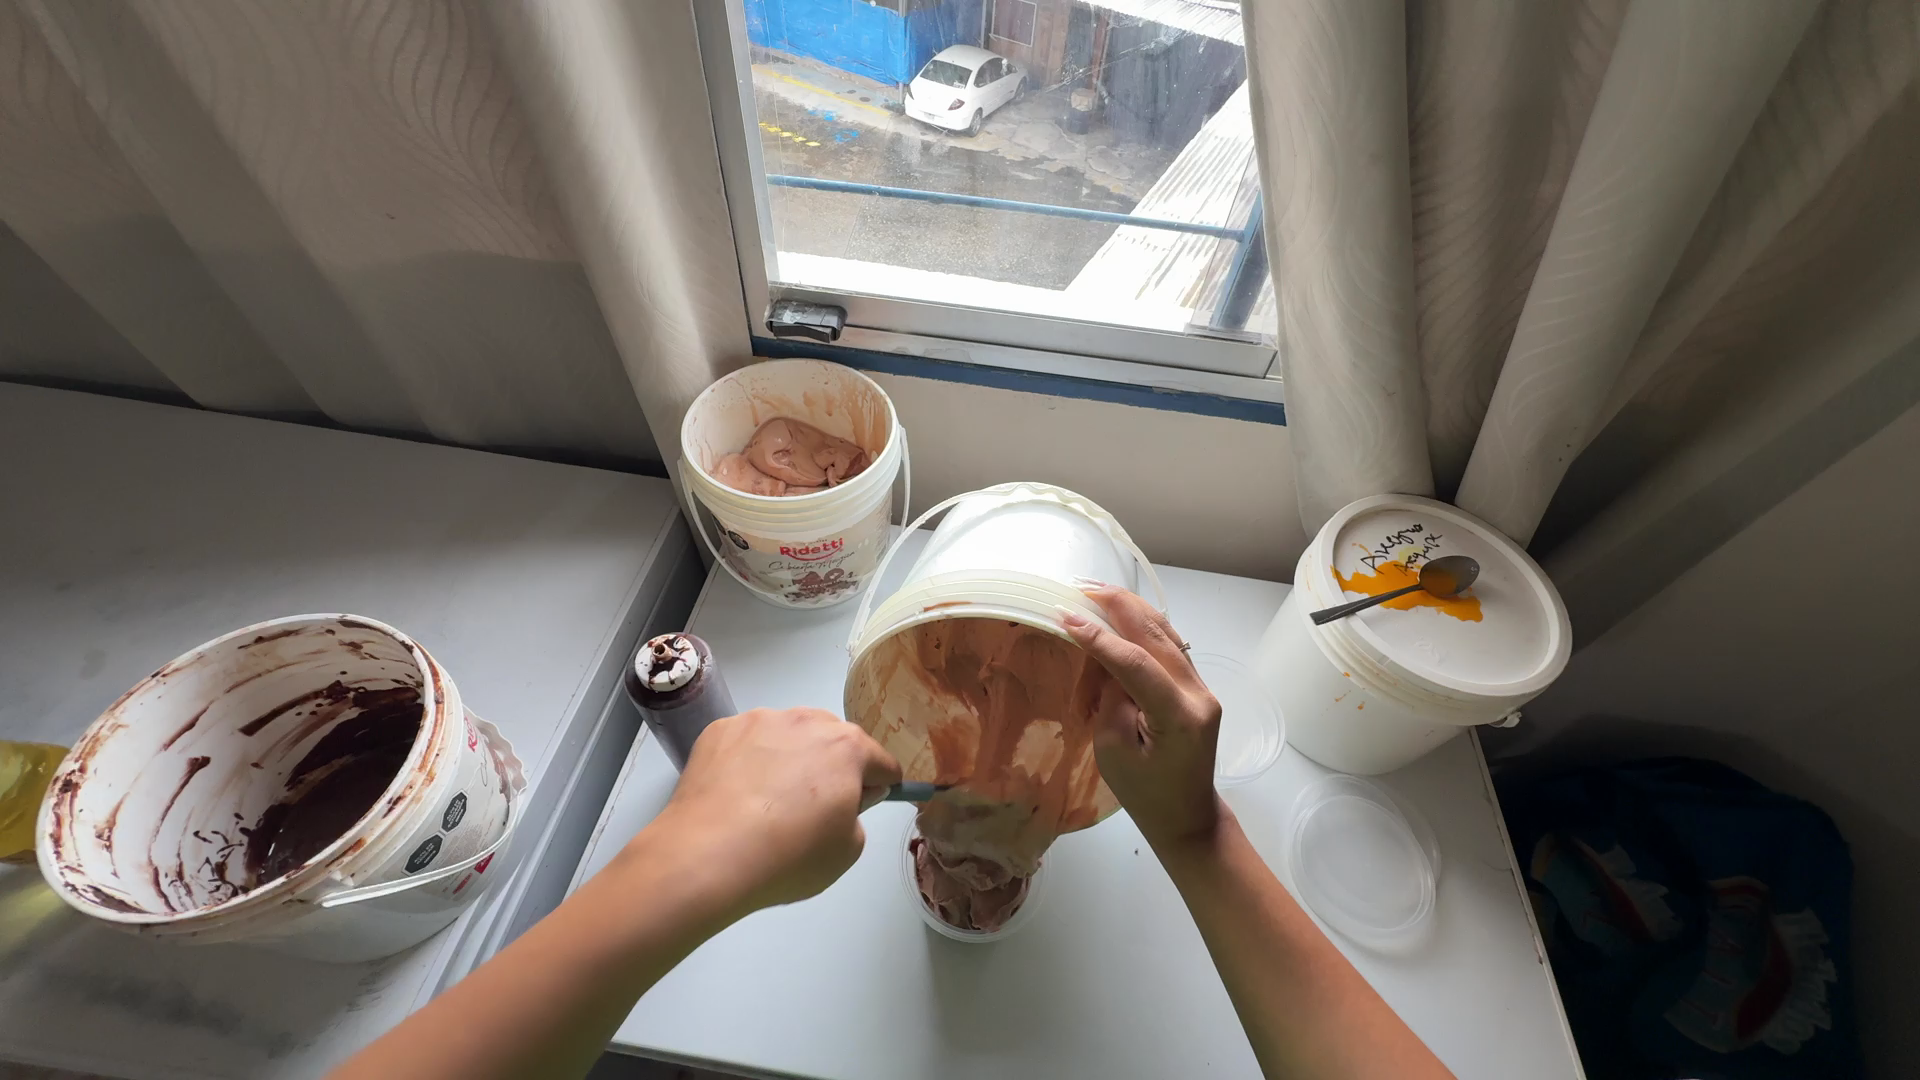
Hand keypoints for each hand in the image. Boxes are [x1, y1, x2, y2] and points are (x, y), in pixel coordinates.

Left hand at [625, 708, 900, 917]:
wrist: (706, 856)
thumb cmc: (788, 856)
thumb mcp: (847, 852)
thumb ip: (858, 816)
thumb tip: (844, 800)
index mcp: (848, 747)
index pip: (882, 761)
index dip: (881, 785)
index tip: (865, 805)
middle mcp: (808, 721)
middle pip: (834, 739)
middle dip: (833, 766)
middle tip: (813, 808)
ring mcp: (761, 720)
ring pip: (789, 734)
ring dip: (789, 757)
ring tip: (765, 801)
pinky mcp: (722, 729)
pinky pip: (748, 741)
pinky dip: (749, 760)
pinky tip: (735, 794)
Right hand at [1063, 586, 1221, 849]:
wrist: (1188, 817)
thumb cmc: (1145, 795)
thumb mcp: (1113, 752)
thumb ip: (1111, 699)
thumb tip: (1107, 659)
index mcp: (1179, 715)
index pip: (1136, 663)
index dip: (1099, 637)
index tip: (1066, 616)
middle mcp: (1198, 693)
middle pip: (1157, 635)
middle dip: (1117, 606)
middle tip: (1080, 587)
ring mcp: (1201, 686)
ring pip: (1166, 632)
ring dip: (1130, 608)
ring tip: (1096, 590)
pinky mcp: (1195, 685)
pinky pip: (1168, 644)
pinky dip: (1141, 624)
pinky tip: (1120, 611)